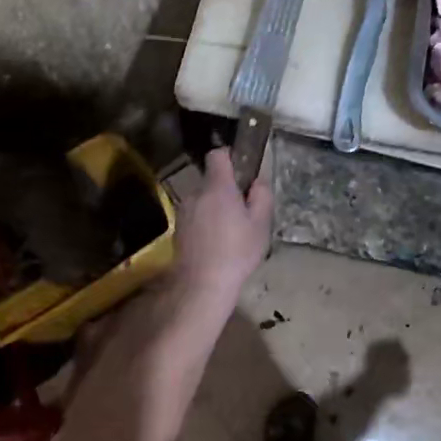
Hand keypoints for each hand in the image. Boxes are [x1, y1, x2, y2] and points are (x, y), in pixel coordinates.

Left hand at [172, 147, 272, 298]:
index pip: (218, 155)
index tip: (243, 172)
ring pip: (204, 200)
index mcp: (218, 187)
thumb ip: (262, 196)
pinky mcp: (178, 229)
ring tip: (231, 232)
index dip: (231, 157)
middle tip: (244, 212)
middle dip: (227, 191)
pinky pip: (196, 216)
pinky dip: (206, 222)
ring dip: (216, 208)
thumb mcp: (261, 224)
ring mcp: (184, 211)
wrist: (202, 284)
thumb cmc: (237, 251)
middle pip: (212, 181)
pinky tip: (217, 243)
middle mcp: (196, 194)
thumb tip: (258, 181)